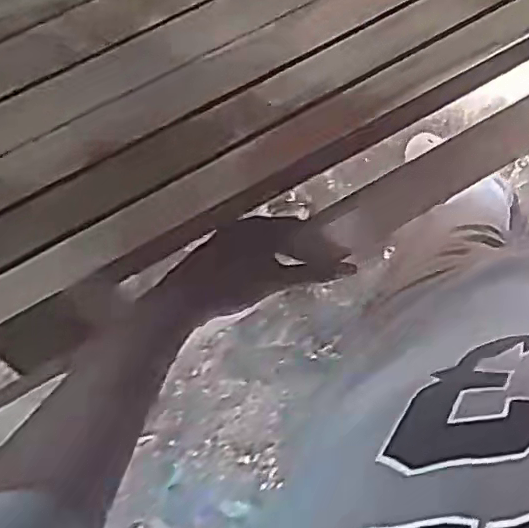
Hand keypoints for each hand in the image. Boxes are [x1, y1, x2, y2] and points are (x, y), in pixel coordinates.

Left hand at [143, 216, 356, 329]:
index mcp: (265, 226)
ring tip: (301, 267)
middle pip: (287, 232)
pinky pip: (252, 245)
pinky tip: (271, 269)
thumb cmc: (232, 288)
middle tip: (325, 263)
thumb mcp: (277, 281)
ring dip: (287, 251)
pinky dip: (268, 255)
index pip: (305, 230)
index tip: (340, 257)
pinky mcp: (215, 248)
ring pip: (269, 238)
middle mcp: (247, 224)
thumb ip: (314, 273)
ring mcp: (229, 235)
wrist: (178, 303)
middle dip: (307, 246)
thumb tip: (350, 269)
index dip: (324, 244)